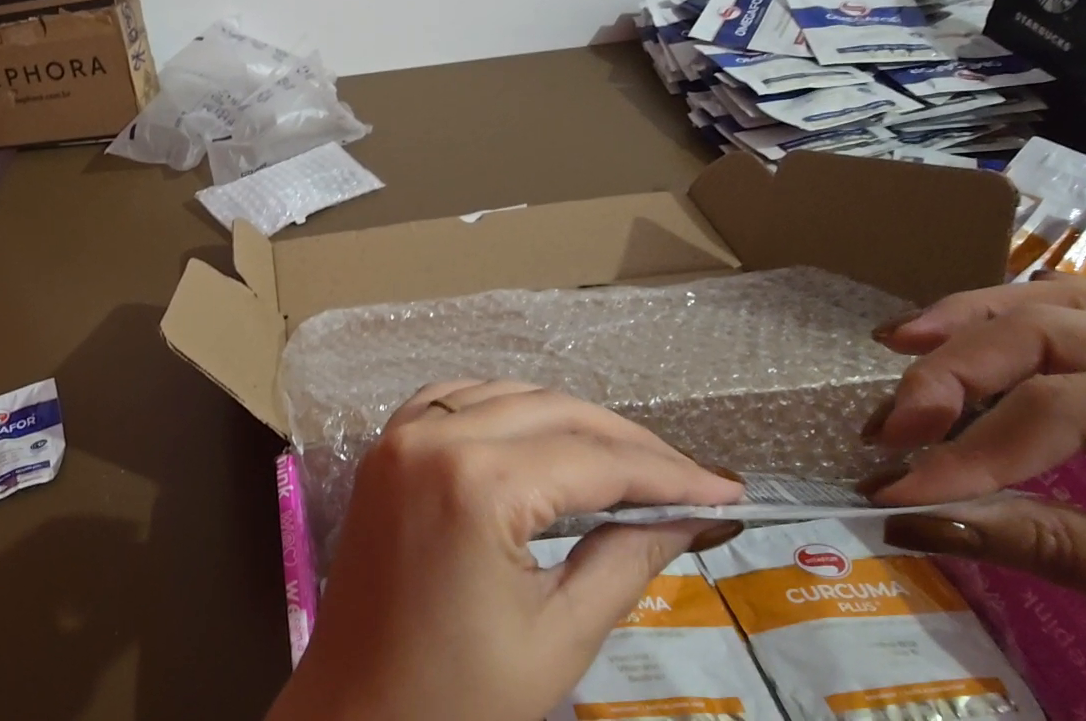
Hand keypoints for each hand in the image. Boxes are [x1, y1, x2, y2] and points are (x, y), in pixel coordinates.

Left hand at [265, 380, 743, 720]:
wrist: (357, 709)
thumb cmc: (460, 691)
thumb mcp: (560, 633)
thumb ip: (628, 558)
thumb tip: (689, 513)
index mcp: (476, 483)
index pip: (593, 460)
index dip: (668, 474)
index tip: (727, 491)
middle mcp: (431, 438)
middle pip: (551, 412)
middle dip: (626, 442)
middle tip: (688, 481)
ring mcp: (397, 438)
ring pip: (501, 396)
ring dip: (566, 419)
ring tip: (626, 463)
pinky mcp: (380, 452)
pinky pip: (448, 402)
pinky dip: (500, 408)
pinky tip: (535, 435)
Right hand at [865, 274, 1085, 616]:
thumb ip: (1057, 547)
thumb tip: (909, 520)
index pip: (1061, 411)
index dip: (967, 453)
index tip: (892, 492)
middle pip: (1052, 328)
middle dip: (952, 372)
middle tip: (888, 427)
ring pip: (1073, 296)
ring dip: (971, 317)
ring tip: (896, 341)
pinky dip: (1028, 307)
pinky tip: (978, 328)